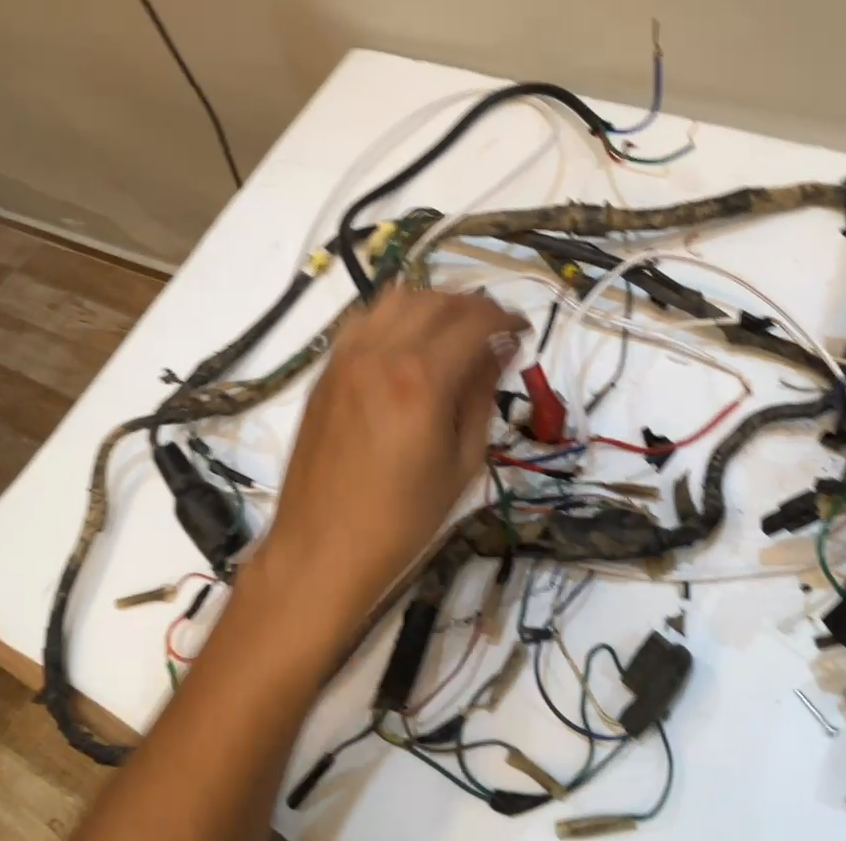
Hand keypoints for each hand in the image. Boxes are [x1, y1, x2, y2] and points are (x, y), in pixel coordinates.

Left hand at [253, 287, 527, 624]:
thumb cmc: (404, 518)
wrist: (322, 547)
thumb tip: (500, 349)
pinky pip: (366, 318)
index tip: (522, 330)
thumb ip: (481, 394)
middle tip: (495, 332)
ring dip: (435, 304)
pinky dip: (396, 315)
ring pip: (400, 297)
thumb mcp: (463, 461)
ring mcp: (348, 356)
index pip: (476, 320)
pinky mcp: (327, 368)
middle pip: (439, 300)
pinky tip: (410, 342)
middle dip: (476, 307)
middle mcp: (383, 353)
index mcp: (424, 379)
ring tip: (454, 331)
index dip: (507, 318)